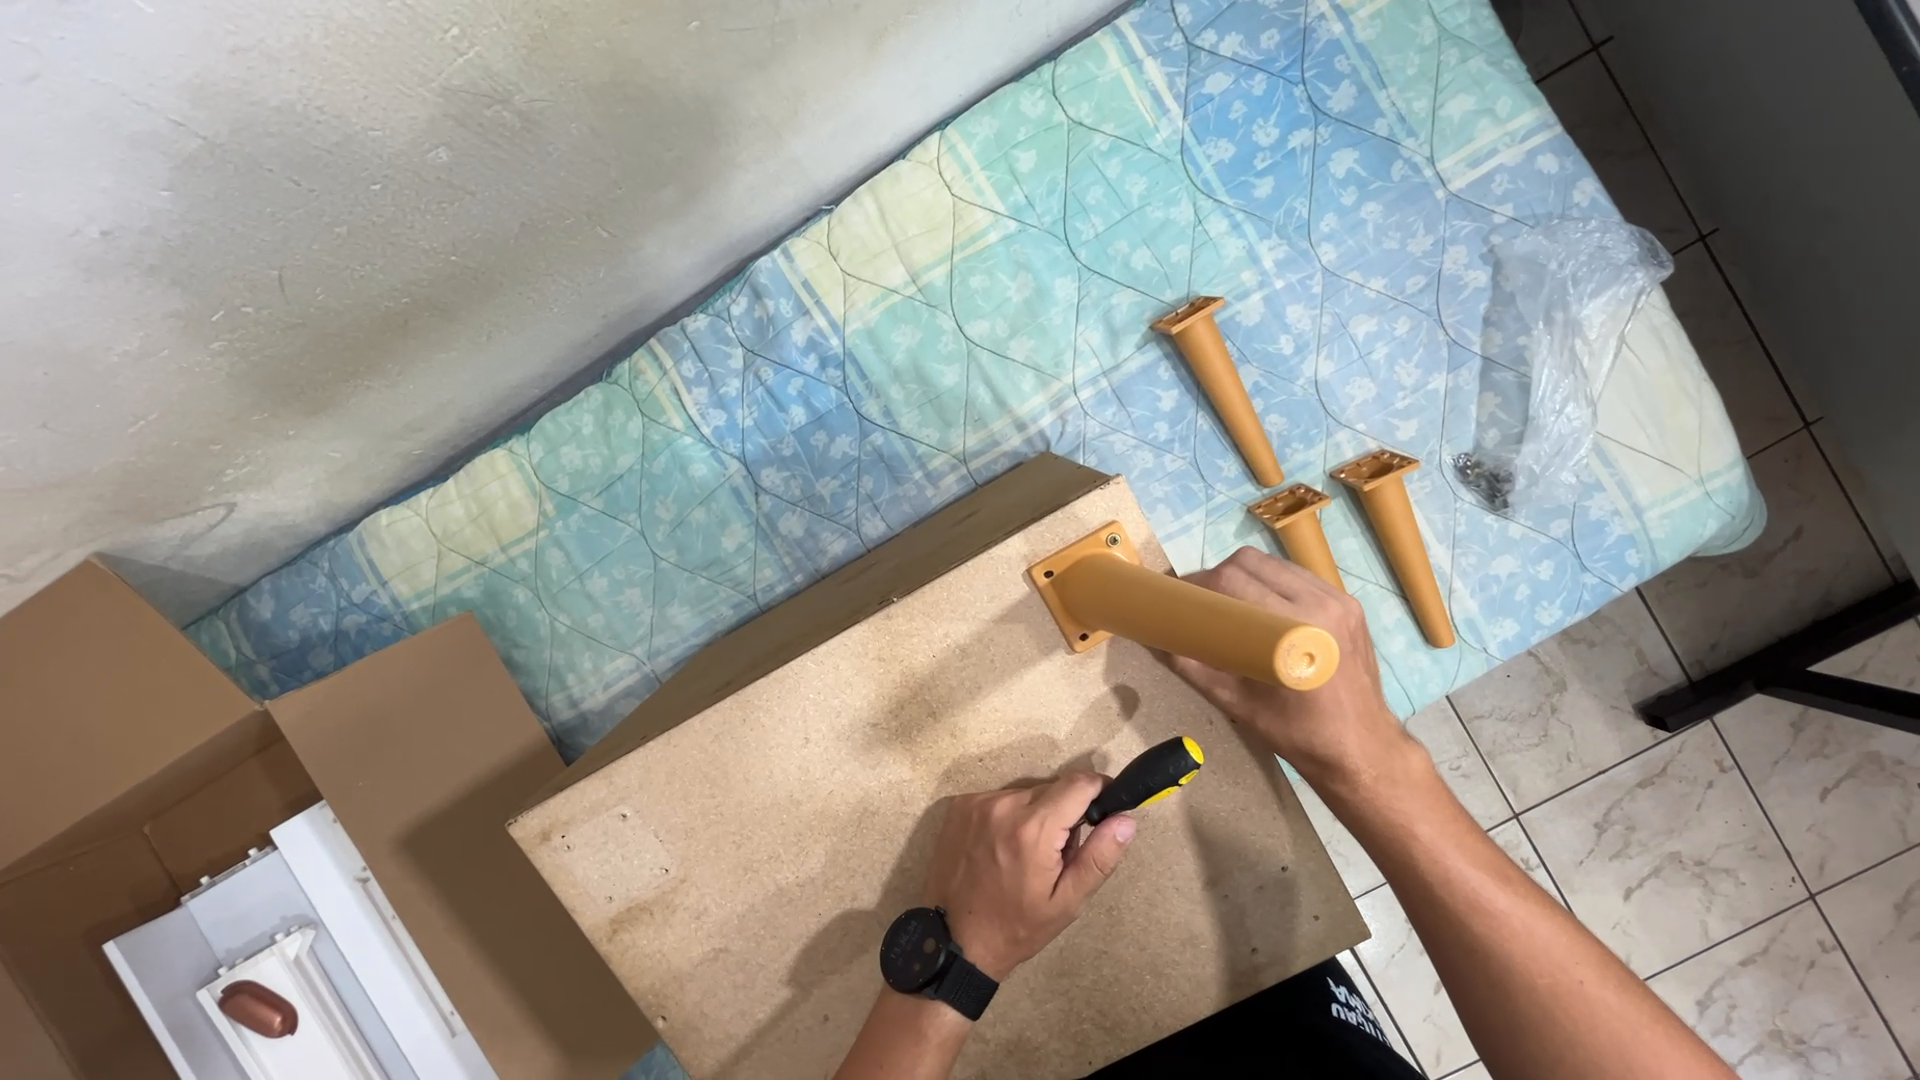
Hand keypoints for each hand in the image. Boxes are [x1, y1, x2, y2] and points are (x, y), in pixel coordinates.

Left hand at [922, 772, 1136, 980]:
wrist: (953, 941)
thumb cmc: (1015, 927)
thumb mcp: (1066, 902)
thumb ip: (1100, 857)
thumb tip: (1126, 819)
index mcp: (1034, 829)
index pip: (1079, 783)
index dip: (1099, 790)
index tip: (1103, 808)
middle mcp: (1004, 805)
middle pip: (1053, 788)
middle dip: (1065, 812)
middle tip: (1058, 851)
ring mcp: (977, 802)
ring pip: (1027, 793)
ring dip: (1036, 813)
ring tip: (1026, 854)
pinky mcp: (959, 805)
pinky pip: (1000, 798)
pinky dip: (1009, 815)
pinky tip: (1001, 847)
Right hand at [1169, 548, 1417, 796]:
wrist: (1362, 749)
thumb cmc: (1297, 733)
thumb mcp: (1237, 703)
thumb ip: (1196, 668)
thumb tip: (1161, 641)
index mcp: (1294, 630)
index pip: (1233, 581)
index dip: (1199, 584)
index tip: (1181, 598)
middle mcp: (1321, 604)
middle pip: (1251, 562)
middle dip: (1218, 575)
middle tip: (1203, 602)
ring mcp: (1340, 600)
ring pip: (1275, 564)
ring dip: (1246, 576)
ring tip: (1231, 604)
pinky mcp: (1349, 604)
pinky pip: (1299, 576)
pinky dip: (1273, 583)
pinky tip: (1264, 609)